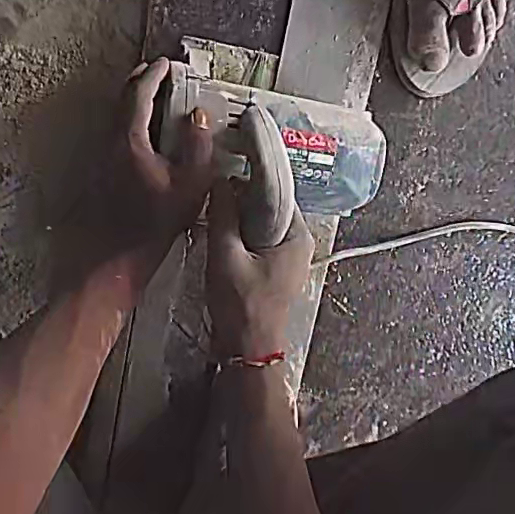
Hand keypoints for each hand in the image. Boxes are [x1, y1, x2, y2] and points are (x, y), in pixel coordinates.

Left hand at [108, 58, 214, 257]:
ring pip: (120, 115)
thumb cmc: (156, 222)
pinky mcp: (106, 170)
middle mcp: (112, 142)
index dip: (155, 74)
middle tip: (162, 73)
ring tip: (160, 96)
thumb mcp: (190, 185)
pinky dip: (135, 119)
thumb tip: (199, 116)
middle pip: (123, 99)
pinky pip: (120, 131)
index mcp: (131, 140)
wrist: (118, 254)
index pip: (139, 94)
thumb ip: (198, 147)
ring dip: (138, 100)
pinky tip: (152, 131)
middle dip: (142, 81)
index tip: (170, 64)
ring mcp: (105, 156)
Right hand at [207, 178, 313, 359]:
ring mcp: (290, 255)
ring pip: (263, 221)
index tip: (225, 163)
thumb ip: (224, 216)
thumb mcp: (226, 256)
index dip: (250, 176)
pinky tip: (221, 227)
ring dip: (240, 214)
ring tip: (214, 202)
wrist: (248, 350)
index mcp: (298, 234)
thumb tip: (220, 179)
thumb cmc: (241, 304)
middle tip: (214, 186)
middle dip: (243, 195)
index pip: (277, 190)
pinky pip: (260, 237)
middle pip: (270, 205)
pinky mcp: (277, 267)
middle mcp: (300, 241)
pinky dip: (242, 231)